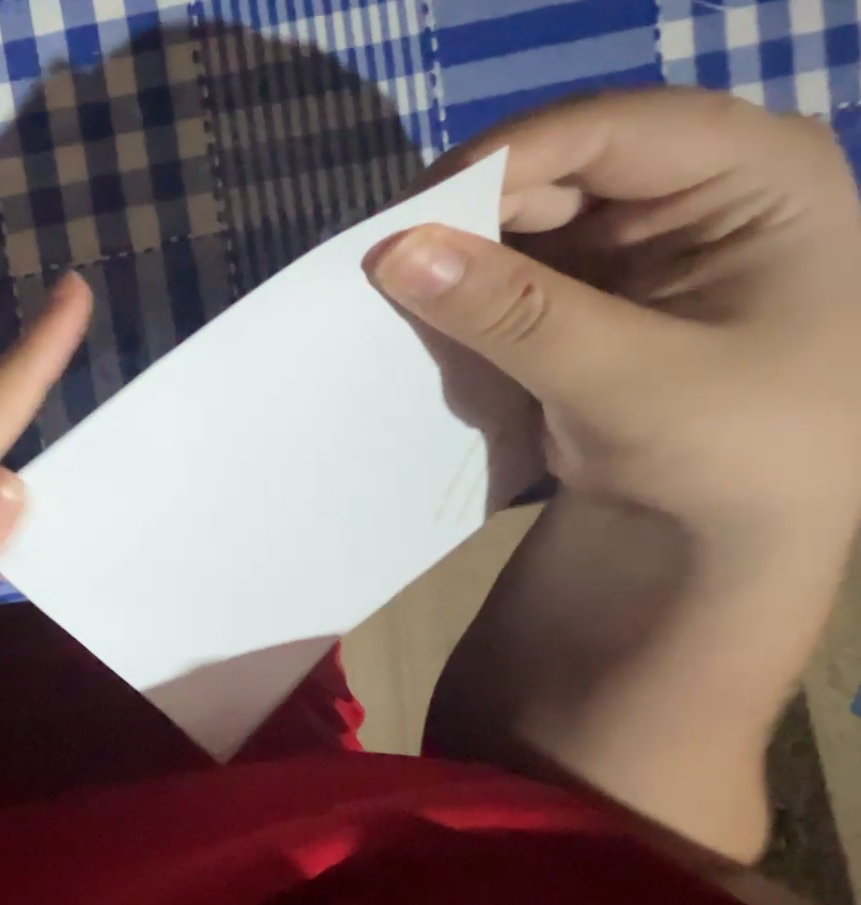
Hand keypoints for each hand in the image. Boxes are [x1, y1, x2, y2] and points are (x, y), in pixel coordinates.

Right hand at [367, 88, 860, 564]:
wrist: (723, 536)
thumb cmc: (730, 456)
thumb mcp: (626, 381)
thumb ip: (513, 313)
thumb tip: (393, 252)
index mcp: (757, 179)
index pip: (614, 131)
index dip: (506, 161)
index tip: (405, 221)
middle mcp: (692, 190)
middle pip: (554, 166)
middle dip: (466, 213)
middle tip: (384, 264)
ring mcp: (630, 240)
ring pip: (513, 216)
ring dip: (453, 254)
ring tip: (393, 293)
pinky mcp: (578, 289)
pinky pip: (500, 266)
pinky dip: (456, 288)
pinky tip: (422, 312)